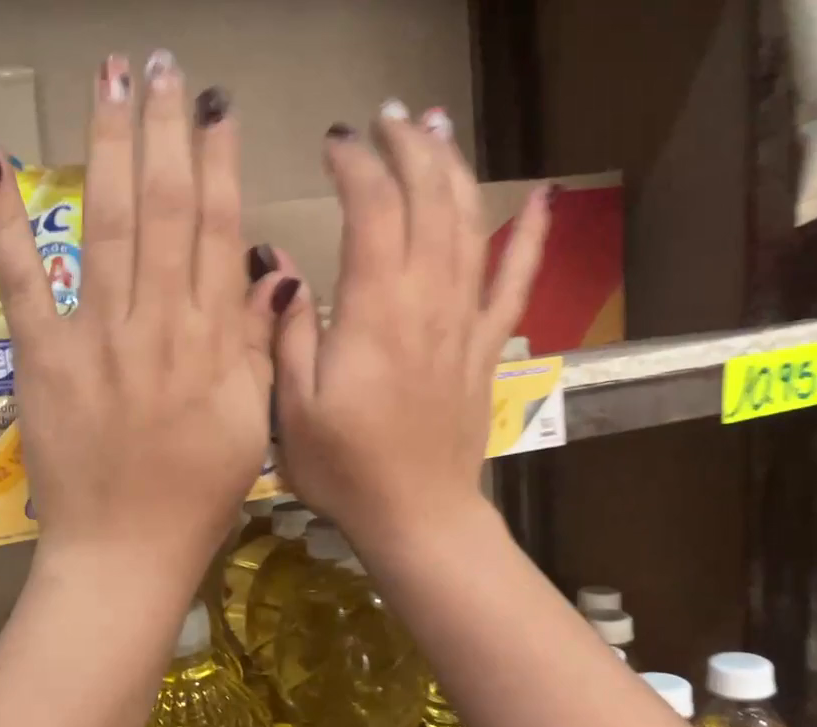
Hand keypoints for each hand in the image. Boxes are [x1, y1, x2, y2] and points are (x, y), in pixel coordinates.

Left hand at [0, 52, 288, 573]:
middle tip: (162, 66)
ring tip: (111, 80)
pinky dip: (4, 221)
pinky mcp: (42, 358)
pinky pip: (21, 281)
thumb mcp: (251, 424)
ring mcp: (96, 338)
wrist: (126, 552)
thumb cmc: (198, 495)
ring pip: (106, 225)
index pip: (218, 233)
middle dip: (165, 131)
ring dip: (108, 146)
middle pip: (163, 211)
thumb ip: (259, 345)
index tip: (218, 109)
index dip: (218, 164)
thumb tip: (275, 270)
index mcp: (213, 343)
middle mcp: (158, 326)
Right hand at [261, 103, 548, 549]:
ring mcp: (463, 323)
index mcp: (374, 314)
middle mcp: (426, 304)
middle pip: (428, 201)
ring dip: (455, 170)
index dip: (355, 165)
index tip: (333, 145)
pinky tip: (538, 198)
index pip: (373, 210)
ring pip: (469, 227)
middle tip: (386, 119)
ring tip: (437, 129)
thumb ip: (287, 332)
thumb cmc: (345, 470)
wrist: (417, 517)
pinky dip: (529, 237)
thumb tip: (277, 266)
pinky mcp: (485, 348)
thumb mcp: (291, 408)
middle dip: (408, 148)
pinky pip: (515, 283)